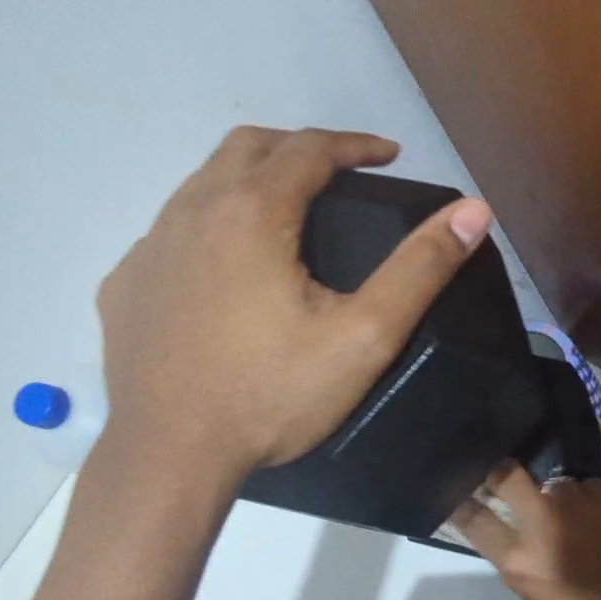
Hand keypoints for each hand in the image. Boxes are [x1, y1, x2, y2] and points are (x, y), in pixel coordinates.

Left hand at [96, 125, 492, 473]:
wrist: (172, 454)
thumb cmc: (274, 394)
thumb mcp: (365, 336)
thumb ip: (421, 268)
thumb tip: (474, 210)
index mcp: (252, 213)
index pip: (309, 149)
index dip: (355, 145)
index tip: (389, 155)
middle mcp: (191, 212)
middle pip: (247, 147)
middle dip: (299, 147)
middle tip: (340, 174)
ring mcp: (150, 249)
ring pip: (202, 184)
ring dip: (250, 180)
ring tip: (288, 214)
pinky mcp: (126, 287)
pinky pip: (172, 233)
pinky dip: (210, 227)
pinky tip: (228, 273)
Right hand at [452, 465, 600, 599]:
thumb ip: (525, 576)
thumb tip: (519, 553)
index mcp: (521, 559)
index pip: (473, 518)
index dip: (460, 503)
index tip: (458, 494)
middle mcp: (545, 520)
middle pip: (506, 473)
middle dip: (501, 473)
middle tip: (508, 480)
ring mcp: (582, 501)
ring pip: (558, 483)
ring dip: (562, 499)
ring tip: (581, 519)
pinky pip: (594, 488)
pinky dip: (596, 503)